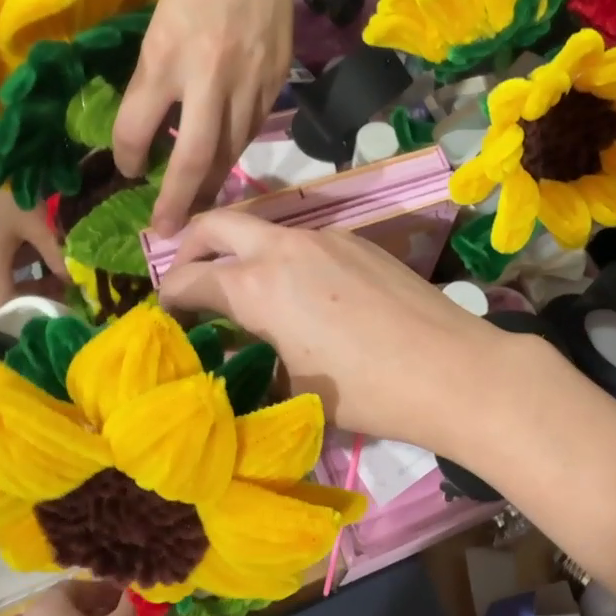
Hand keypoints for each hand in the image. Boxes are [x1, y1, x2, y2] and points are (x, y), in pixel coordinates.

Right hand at [0, 190, 63, 306]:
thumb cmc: (2, 193)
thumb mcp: (37, 223)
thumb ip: (56, 255)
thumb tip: (74, 278)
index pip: (13, 307)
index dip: (39, 303)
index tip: (60, 291)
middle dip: (27, 285)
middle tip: (51, 269)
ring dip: (10, 270)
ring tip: (30, 245)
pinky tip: (4, 235)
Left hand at [113, 0, 295, 236]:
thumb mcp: (161, 25)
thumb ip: (156, 78)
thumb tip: (155, 126)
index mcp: (167, 57)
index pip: (137, 128)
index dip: (126, 156)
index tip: (126, 168)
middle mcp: (209, 78)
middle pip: (192, 159)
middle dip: (178, 201)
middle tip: (167, 229)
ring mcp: (250, 83)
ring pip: (230, 151)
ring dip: (212, 183)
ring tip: (198, 203)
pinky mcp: (277, 82)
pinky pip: (253, 129)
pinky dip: (236, 150)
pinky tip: (227, 158)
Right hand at [156, 211, 520, 448]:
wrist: (451, 368)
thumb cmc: (365, 391)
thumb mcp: (294, 387)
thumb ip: (254, 360)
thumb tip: (236, 352)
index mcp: (258, 286)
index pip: (191, 278)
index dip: (168, 294)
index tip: (164, 311)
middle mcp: (285, 247)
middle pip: (218, 224)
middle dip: (191, 243)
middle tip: (185, 274)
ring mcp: (326, 237)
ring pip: (265, 229)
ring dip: (242, 249)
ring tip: (244, 287)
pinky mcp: (358, 241)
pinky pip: (304, 240)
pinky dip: (283, 257)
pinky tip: (302, 292)